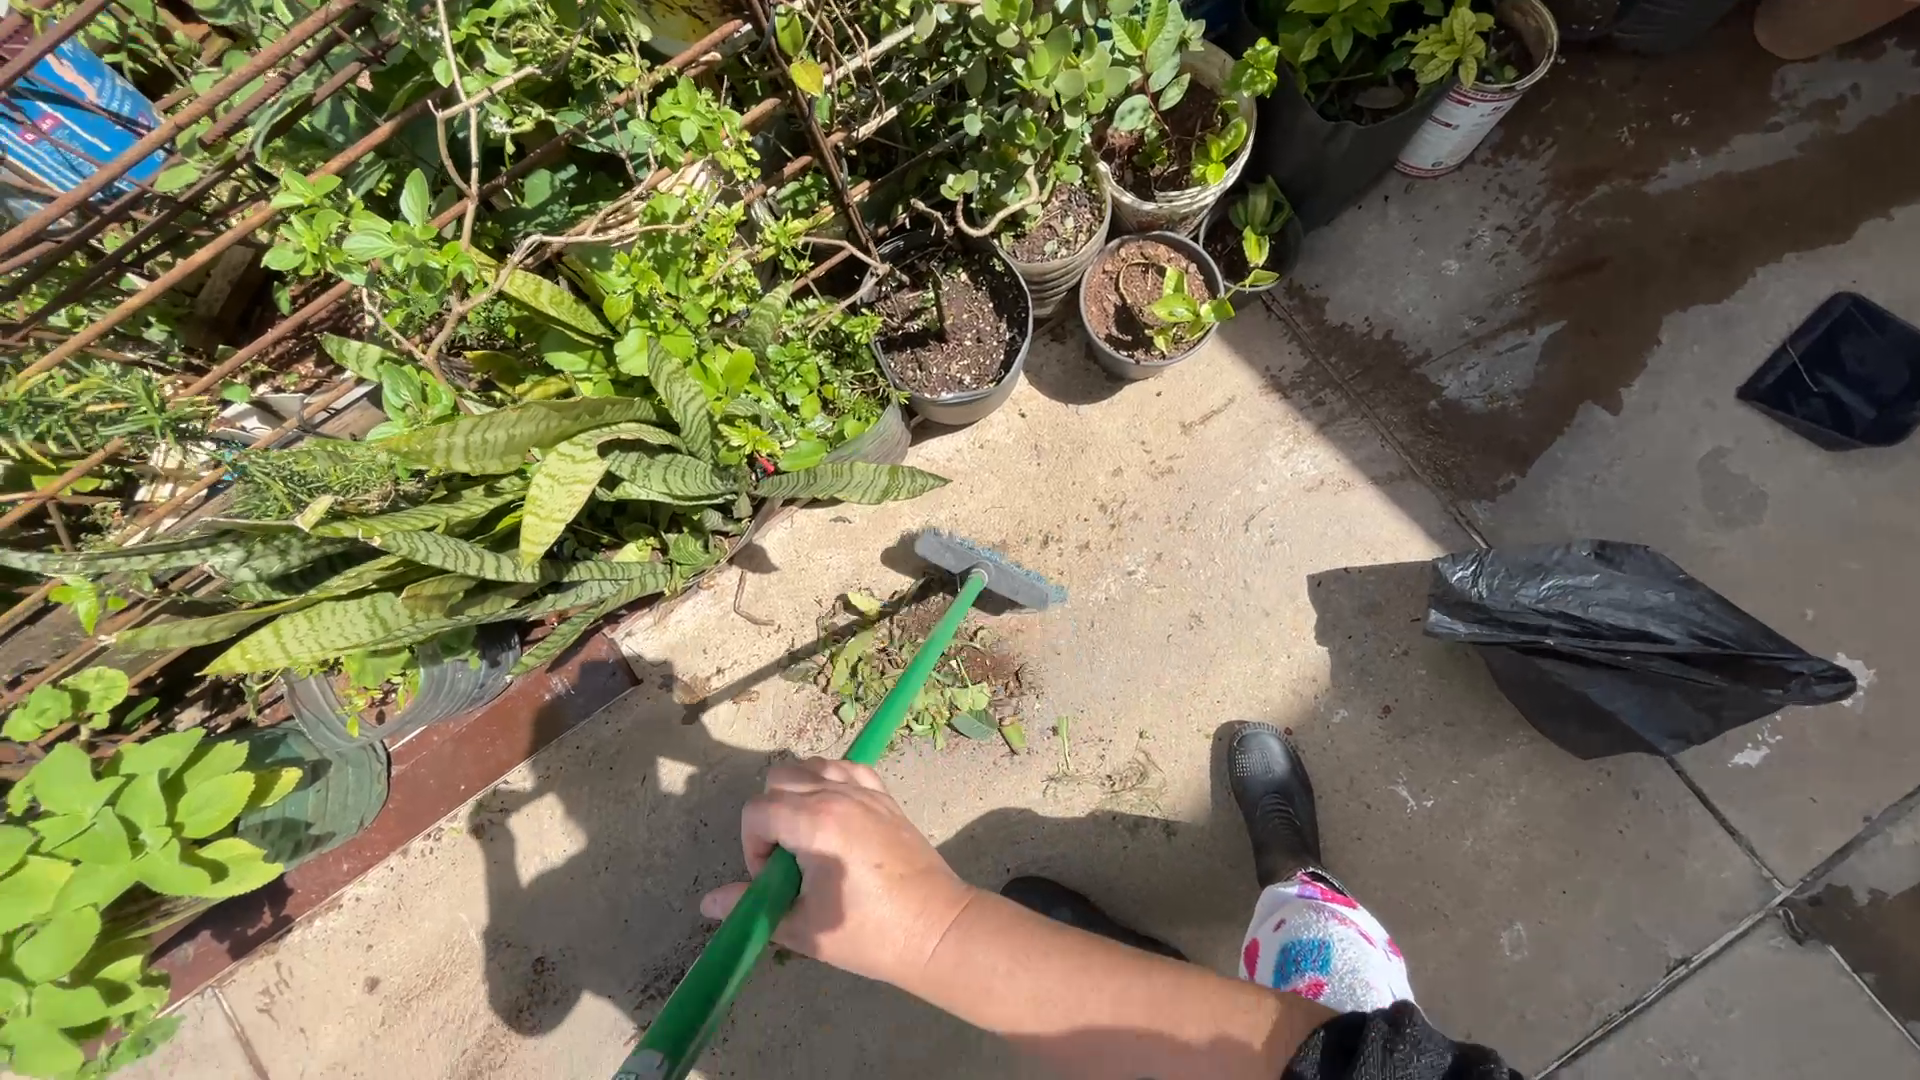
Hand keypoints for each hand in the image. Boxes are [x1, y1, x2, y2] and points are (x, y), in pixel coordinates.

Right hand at [700, 758, 975, 986]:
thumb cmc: (868, 934)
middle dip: (770, 815)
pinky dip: (830, 782)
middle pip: (779, 778)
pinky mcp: (884, 794)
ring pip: (811, 766)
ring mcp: (865, 790)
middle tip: (786, 858)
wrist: (934, 927)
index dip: (753, 845)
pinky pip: (846, 768)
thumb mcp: (803, 927)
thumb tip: (708, 903)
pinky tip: (835, 816)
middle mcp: (838, 795)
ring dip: (798, 793)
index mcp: (816, 823)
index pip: (757, 810)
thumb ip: (753, 907)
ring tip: (808, 836)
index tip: (771, 878)